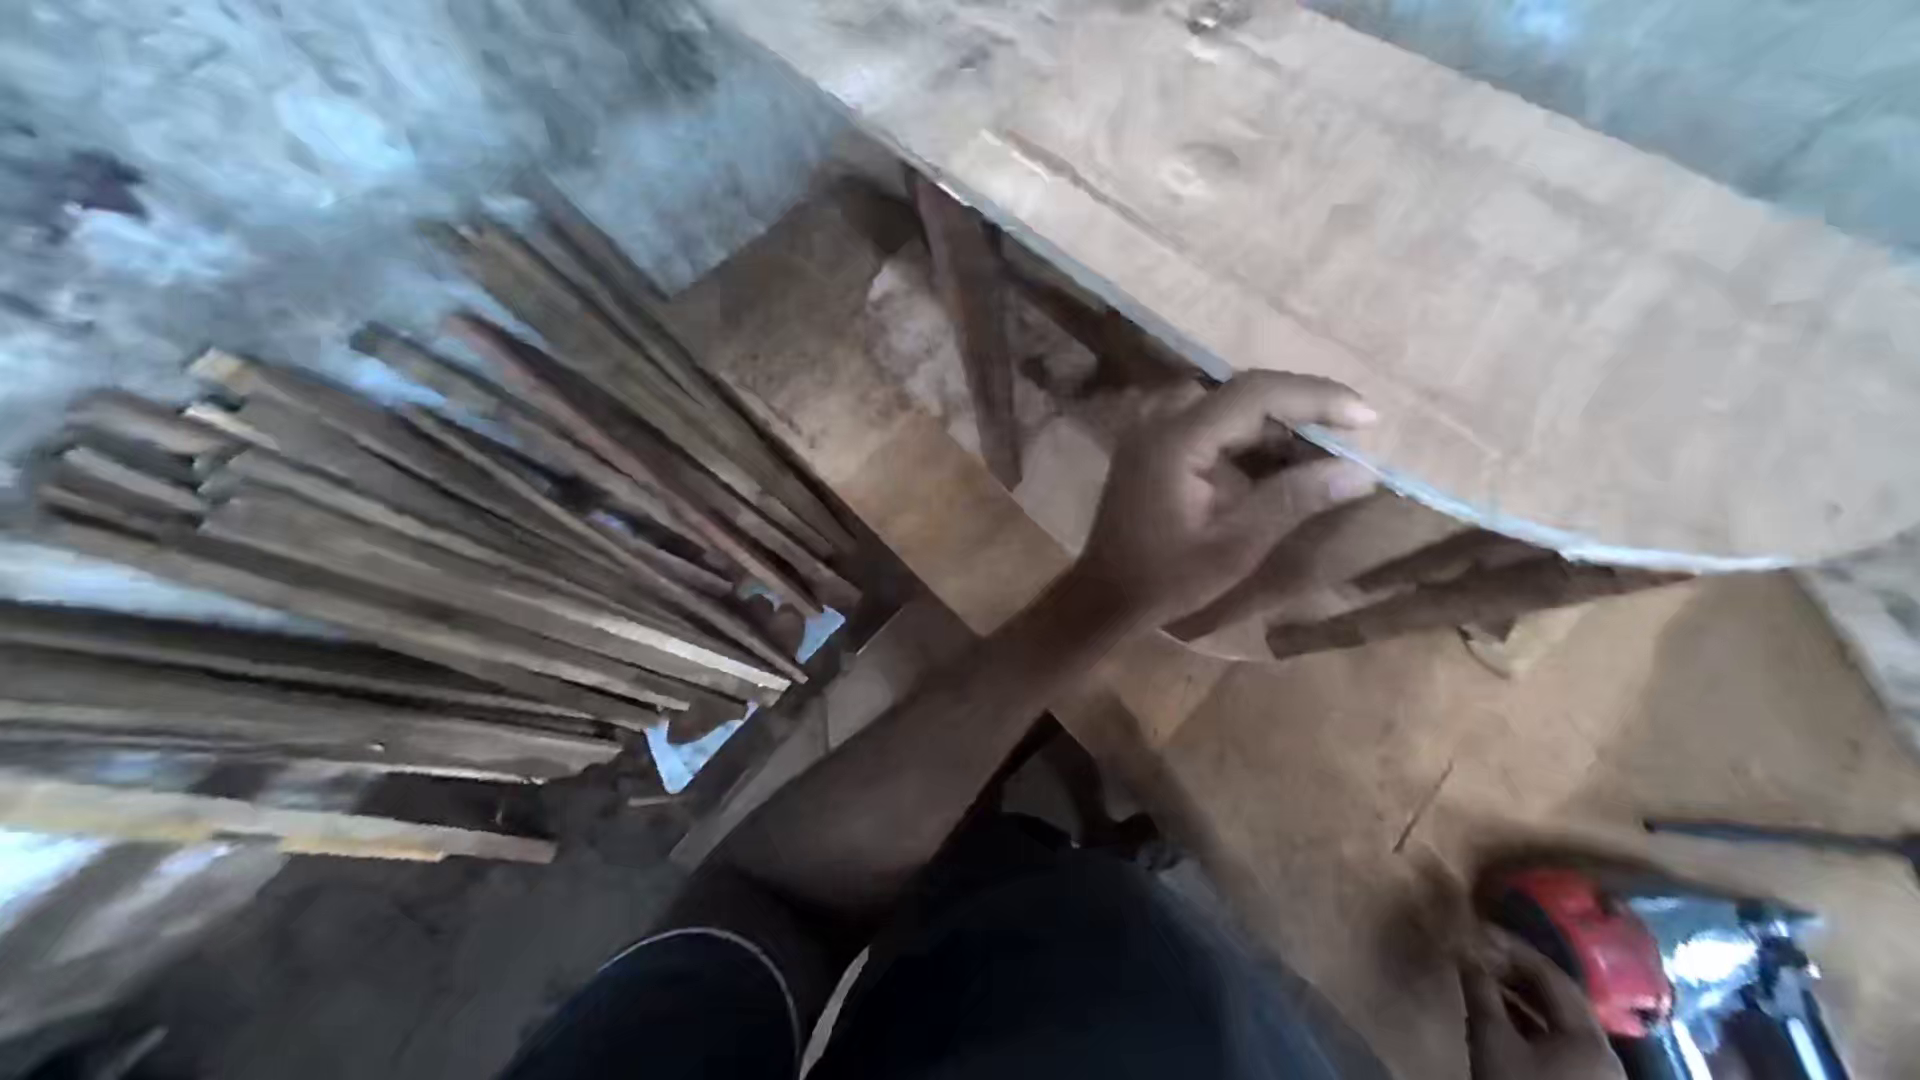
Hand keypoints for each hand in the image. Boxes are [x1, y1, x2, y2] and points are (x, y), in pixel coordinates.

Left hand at [1069, 371, 1379, 624]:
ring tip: (1319, 448)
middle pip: (1240, 390)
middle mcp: (1157, 420)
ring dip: (1272, 419)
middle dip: (1299, 407)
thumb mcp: (1236, 545)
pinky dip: (1242, 431)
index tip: (1367, 417)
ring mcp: (1147, 428)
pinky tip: (1273, 457)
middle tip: (1348, 434)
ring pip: (1223, 401)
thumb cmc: (1166, 578)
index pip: (1255, 393)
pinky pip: (1203, 418)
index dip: (1316, 397)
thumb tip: (1361, 469)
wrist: (1105, 593)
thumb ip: (1293, 499)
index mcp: (1175, 440)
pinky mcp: (1147, 443)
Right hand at [1460, 930, 1625, 1079]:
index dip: (1514, 948)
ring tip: (1484, 975)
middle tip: (1480, 951)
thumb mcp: (1491, 1038)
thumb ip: (1480, 991)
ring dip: (1521, 992)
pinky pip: (1558, 1038)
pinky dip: (1528, 1017)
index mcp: (1588, 1039)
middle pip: (1561, 996)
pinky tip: (1499, 1009)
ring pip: (1559, 1018)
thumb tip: (1465, 952)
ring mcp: (1597, 1073)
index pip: (1552, 976)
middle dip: (1518, 969)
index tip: (1478, 931)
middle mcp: (1603, 1053)